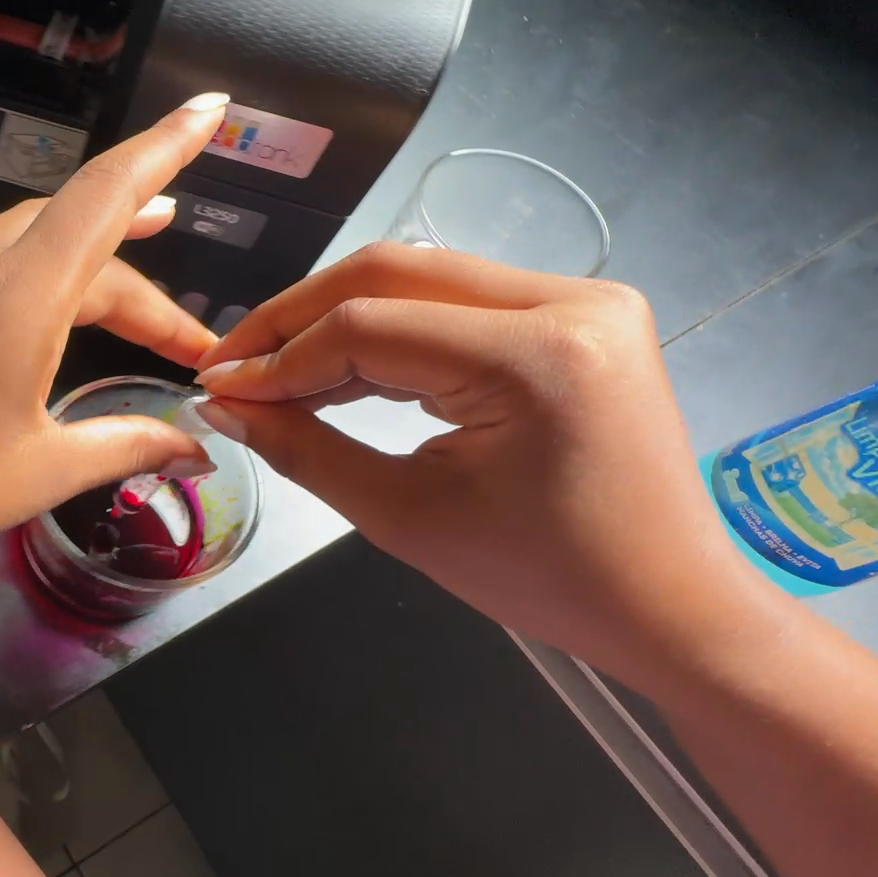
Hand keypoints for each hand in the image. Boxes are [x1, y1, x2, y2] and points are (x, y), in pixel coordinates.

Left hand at [0, 94, 233, 622]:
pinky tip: (59, 317)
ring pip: (32, 253)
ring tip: (144, 303)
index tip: (210, 110)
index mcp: (14, 295)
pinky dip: (42, 289)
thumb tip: (197, 447)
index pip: (104, 196)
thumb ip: (129, 443)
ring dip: (92, 276)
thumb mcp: (44, 471)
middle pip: (77, 236)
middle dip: (142, 281)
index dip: (164, 149)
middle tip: (188, 341)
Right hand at [193, 243, 755, 672]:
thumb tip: (221, 408)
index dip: (277, 359)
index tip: (215, 391)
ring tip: (267, 373)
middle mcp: (566, 301)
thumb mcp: (400, 515)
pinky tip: (327, 372)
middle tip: (229, 366)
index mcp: (536, 357)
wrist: (662, 603)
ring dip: (327, 322)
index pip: (366, 327)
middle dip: (291, 319)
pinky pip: (444, 305)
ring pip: (412, 279)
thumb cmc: (536, 575)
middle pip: (387, 273)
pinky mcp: (568, 316)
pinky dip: (375, 334)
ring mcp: (576, 300)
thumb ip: (301, 448)